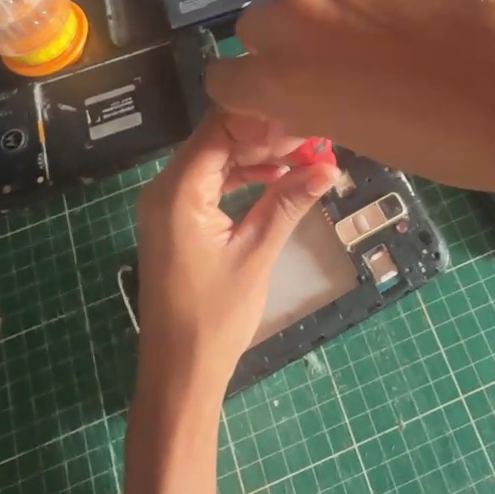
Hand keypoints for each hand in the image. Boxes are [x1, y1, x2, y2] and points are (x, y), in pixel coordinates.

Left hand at [133, 112, 340, 390]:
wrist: (178, 372)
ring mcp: (168, 204)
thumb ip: (288, 203)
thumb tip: (330, 167)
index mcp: (178, 191)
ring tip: (303, 157)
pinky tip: (277, 178)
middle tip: (312, 139)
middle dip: (264, 136)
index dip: (263, 121)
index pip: (219, 129)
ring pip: (215, 159)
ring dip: (256, 156)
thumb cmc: (215, 317)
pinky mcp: (176, 219)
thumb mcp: (256, 254)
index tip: (305, 125)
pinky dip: (242, 176)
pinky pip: (210, 182)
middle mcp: (165, 188)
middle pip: (216, 140)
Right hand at [205, 0, 494, 213]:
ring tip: (387, 47)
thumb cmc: (451, 146)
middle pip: (258, 24)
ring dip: (331, 19)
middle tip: (325, 72)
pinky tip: (423, 24)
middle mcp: (302, 17)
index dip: (247, 94)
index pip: (226, 78)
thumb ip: (316, 109)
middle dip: (279, 48)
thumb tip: (303, 99)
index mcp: (286, 78)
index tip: (271, 103)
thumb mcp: (366, 140)